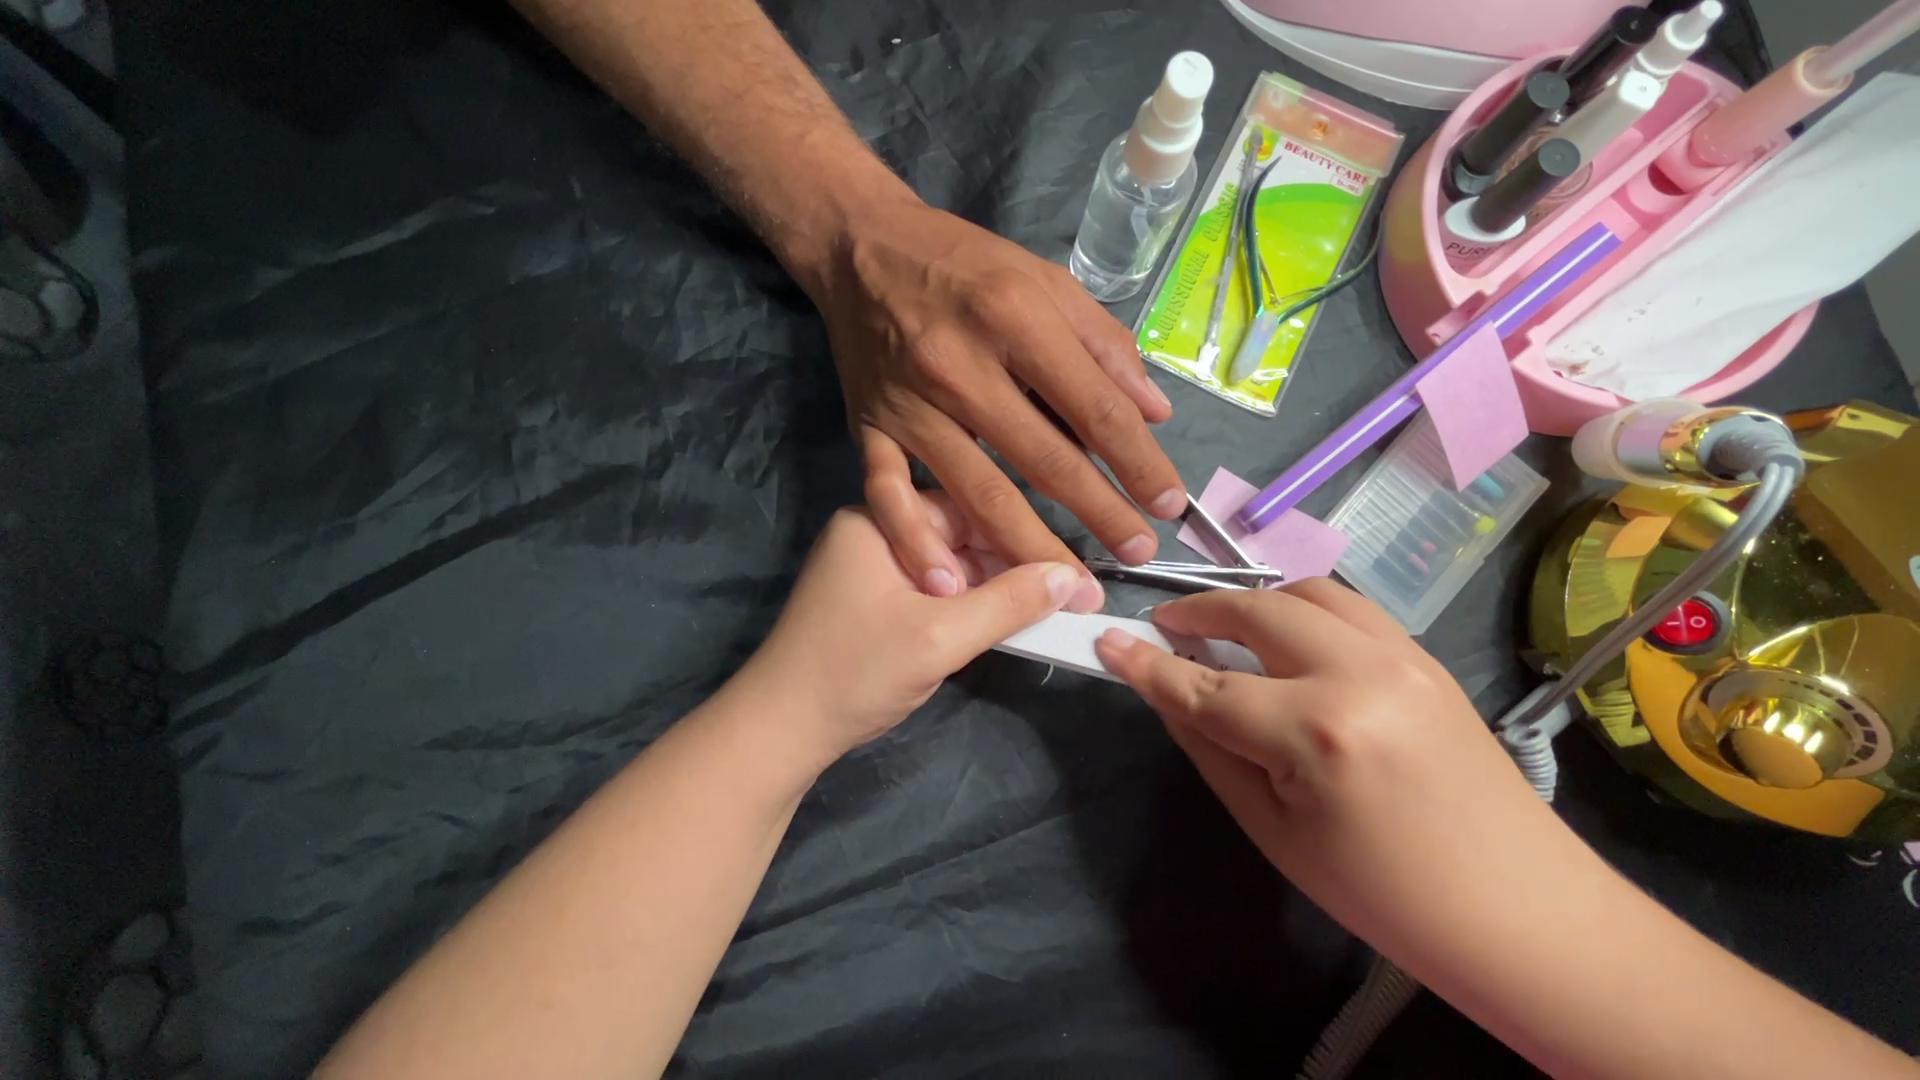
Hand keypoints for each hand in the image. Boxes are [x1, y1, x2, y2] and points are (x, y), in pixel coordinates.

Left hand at [737, 494, 1078, 760]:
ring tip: (1047, 615)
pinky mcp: (874, 602)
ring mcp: (872, 569)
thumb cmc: (855, 672)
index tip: (1076, 572)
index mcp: (879, 518)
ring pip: (951, 568)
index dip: (1024, 541)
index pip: (968, 510)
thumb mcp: (940, 636)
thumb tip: (1073, 578)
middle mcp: (875, 532)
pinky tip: (1003, 624)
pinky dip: (967, 609)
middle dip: (1012, 570)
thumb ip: (1009, 604)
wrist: (781, 731)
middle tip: (1072, 599)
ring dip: (993, 593)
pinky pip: (934, 592)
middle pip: (960, 538)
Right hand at [808, 196, 1185, 611]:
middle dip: (1100, 513)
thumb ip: (1103, 344)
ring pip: (979, 492)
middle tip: (1137, 553)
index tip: (1168, 503)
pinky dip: (916, 542)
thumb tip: (1154, 413)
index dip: (1138, 461)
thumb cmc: (964, 262)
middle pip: (1044, 460)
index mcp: (1015, 318)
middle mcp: (962, 367)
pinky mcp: (871, 428)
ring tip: (1073, 588)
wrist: (861, 248)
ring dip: (1031, 547)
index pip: (1093, 407)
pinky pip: (890, 495)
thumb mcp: (1044, 278)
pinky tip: (950, 586)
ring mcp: (911, 405)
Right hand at [1093, 582, 1563, 947]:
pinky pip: (1350, 608)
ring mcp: (1404, 656)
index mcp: (1317, 731)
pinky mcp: (1427, 657)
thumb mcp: (1271, 830)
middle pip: (1257, 611)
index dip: (1148, 664)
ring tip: (1224, 630)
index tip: (1106, 640)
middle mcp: (1361, 673)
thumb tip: (1160, 687)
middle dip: (1199, 612)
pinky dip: (1303, 609)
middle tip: (1164, 627)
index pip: (1206, 684)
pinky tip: (1287, 642)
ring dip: (1255, 601)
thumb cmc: (1379, 893)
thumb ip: (1208, 744)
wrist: (1518, 913)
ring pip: (1307, 591)